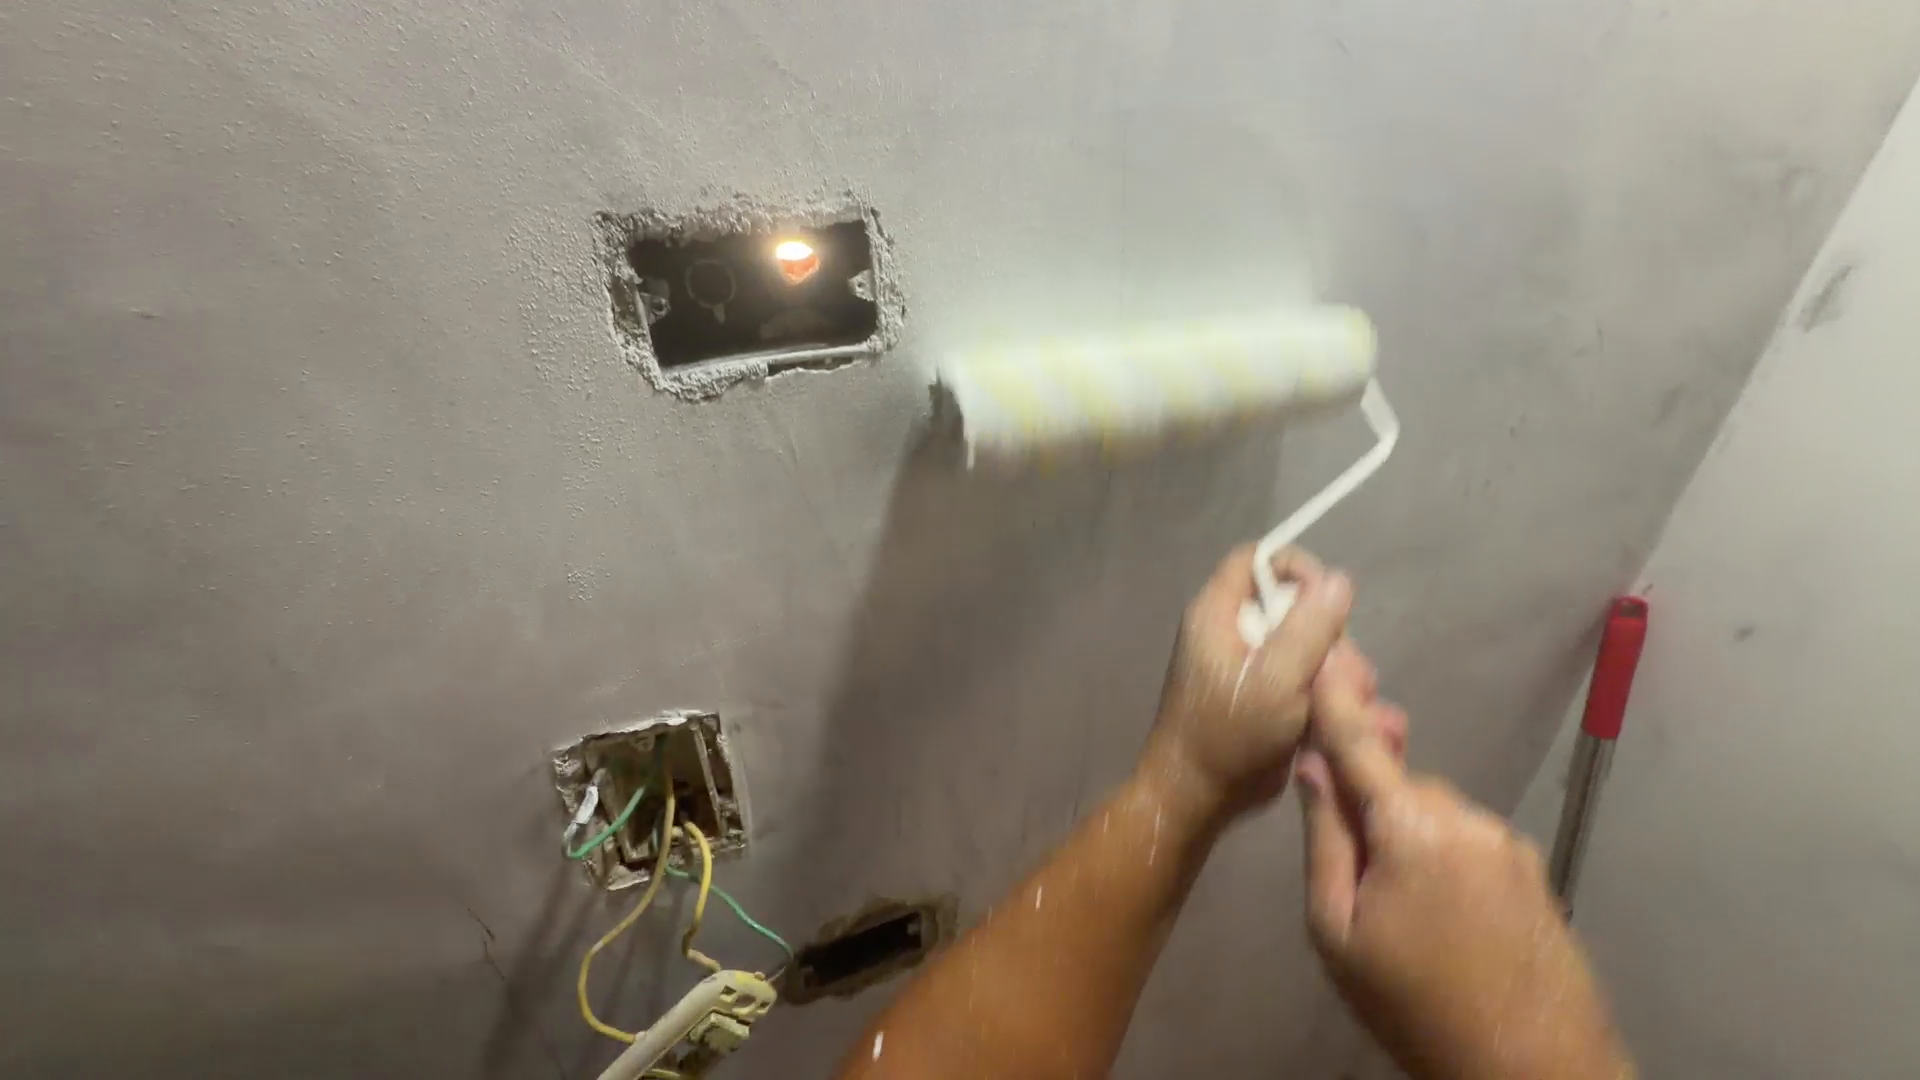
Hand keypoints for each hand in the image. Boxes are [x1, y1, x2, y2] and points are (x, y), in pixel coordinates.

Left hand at [1139, 545, 1352, 822]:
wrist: (1200, 796)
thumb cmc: (1229, 734)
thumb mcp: (1275, 679)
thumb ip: (1307, 628)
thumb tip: (1339, 578)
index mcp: (1217, 613)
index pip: (1256, 559)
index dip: (1296, 568)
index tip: (1330, 602)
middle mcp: (1229, 630)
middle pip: (1290, 603)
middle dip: (1326, 633)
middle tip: (1343, 672)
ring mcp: (1246, 662)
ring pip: (1304, 642)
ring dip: (1333, 667)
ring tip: (1347, 701)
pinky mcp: (1262, 691)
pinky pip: (1302, 673)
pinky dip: (1323, 689)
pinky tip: (1340, 715)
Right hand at [1298, 664, 1633, 1079]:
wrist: (1537, 1077)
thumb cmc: (1413, 1004)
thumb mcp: (1337, 930)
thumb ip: (1325, 839)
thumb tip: (1313, 767)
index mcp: (1410, 830)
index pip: (1360, 745)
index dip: (1336, 699)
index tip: (1326, 653)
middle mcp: (1465, 818)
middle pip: (1395, 781)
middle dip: (1368, 802)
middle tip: (1355, 868)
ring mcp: (1506, 842)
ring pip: (1430, 810)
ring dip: (1406, 832)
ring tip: (1405, 907)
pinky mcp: (1532, 868)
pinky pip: (1465, 836)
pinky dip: (1440, 850)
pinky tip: (1445, 913)